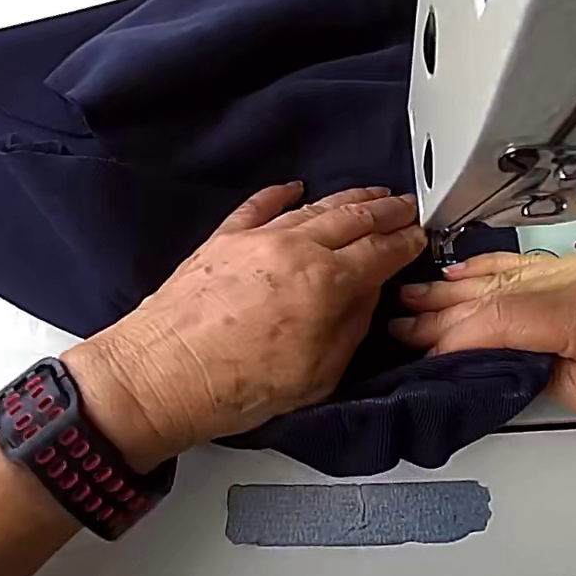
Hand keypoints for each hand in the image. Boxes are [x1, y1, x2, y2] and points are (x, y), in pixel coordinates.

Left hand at [64, 182, 425, 470]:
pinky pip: (257, 206)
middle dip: (384, 211)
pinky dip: (279, 194)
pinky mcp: (220, 241)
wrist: (159, 377)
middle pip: (352, 219)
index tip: (416, 238)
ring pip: (311, 208)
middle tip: (402, 207)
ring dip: (345, 200)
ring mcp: (254, 240)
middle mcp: (292, 250)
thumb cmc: (231, 387)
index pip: (379, 252)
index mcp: (325, 284)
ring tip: (365, 196)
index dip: (404, 243)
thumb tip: (363, 296)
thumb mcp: (315, 376)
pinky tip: (293, 188)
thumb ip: (348, 329)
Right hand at [387, 251, 575, 458]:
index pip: (507, 317)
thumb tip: (482, 358)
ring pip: (502, 276)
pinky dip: (483, 268)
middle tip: (399, 326)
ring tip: (409, 299)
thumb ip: (536, 369)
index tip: (424, 354)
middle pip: (497, 293)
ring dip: (451, 290)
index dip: (457, 336)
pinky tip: (454, 273)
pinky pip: (523, 263)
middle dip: (441, 313)